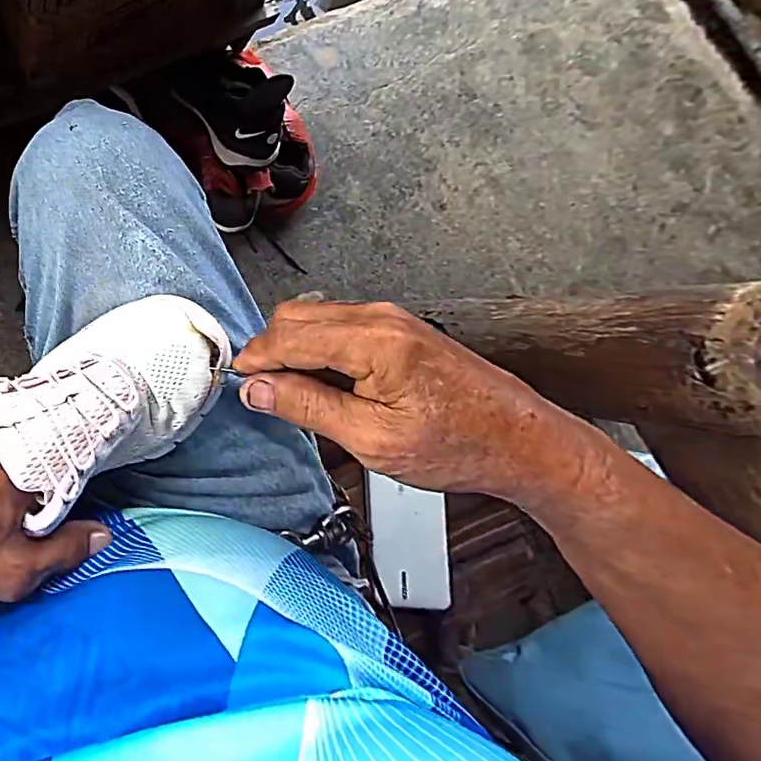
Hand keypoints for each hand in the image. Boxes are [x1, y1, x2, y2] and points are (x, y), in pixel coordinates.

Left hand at [0, 411, 110, 603]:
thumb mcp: (14, 571)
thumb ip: (64, 550)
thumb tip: (100, 534)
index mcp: (21, 473)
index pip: (68, 451)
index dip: (80, 453)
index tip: (89, 454)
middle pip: (41, 428)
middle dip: (53, 437)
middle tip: (61, 450)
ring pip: (12, 418)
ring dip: (24, 426)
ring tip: (26, 446)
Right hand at [232, 300, 602, 502]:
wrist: (522, 441)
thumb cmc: (461, 444)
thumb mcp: (373, 439)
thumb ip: (307, 406)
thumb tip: (259, 388)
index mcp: (375, 341)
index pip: (289, 337)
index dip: (255, 358)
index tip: (237, 379)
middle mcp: (381, 318)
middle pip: (295, 317)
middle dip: (269, 350)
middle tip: (258, 388)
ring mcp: (390, 318)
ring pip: (313, 316)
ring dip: (291, 347)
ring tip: (288, 389)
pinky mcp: (396, 326)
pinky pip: (336, 323)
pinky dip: (315, 346)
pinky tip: (319, 378)